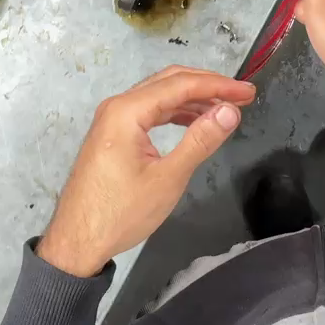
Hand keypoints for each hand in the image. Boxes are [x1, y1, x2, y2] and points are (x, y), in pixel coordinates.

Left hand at [37, 67, 255, 276]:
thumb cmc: (121, 213)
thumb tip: (230, 110)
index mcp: (127, 110)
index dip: (218, 85)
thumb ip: (200, 140)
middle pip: (169, 81)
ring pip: (160, 95)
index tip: (248, 91)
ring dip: (193, 98)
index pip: (180, 85)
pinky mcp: (114, 133)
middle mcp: (118, 106)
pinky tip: (196, 120)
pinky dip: (176, 111)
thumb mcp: (167, 178)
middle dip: (207, 85)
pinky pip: (150, 110)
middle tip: (241, 95)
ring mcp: (113, 118)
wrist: (76, 243)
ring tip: (225, 108)